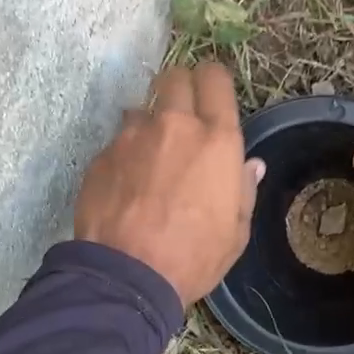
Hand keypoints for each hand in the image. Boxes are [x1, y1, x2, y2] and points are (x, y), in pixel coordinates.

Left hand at [75, 63, 264, 306]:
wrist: (128, 276)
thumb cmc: (194, 258)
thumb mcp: (236, 233)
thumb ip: (243, 190)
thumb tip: (250, 165)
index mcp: (217, 141)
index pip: (215, 79)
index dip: (214, 83)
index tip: (213, 97)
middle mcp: (174, 126)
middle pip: (175, 77)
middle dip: (181, 90)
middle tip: (184, 119)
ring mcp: (132, 137)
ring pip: (143, 108)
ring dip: (150, 124)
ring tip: (151, 158)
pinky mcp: (102, 155)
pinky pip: (118, 141)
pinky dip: (126, 154)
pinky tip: (128, 186)